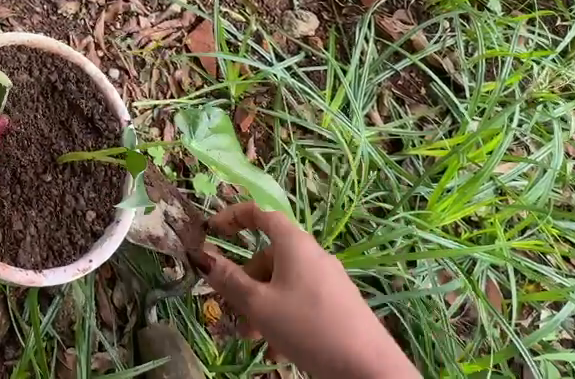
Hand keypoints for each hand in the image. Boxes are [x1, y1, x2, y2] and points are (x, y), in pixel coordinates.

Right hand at [192, 204, 417, 378]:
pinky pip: (302, 300)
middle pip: (269, 255)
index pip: (258, 212)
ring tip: (251, 337)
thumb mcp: (258, 305)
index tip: (211, 232)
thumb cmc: (309, 328)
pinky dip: (284, 315)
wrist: (373, 373)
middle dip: (245, 280)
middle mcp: (312, 254)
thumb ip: (227, 278)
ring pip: (284, 282)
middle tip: (230, 305)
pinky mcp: (341, 306)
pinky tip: (278, 349)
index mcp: (293, 243)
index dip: (231, 216)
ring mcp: (330, 281)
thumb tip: (201, 255)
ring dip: (262, 303)